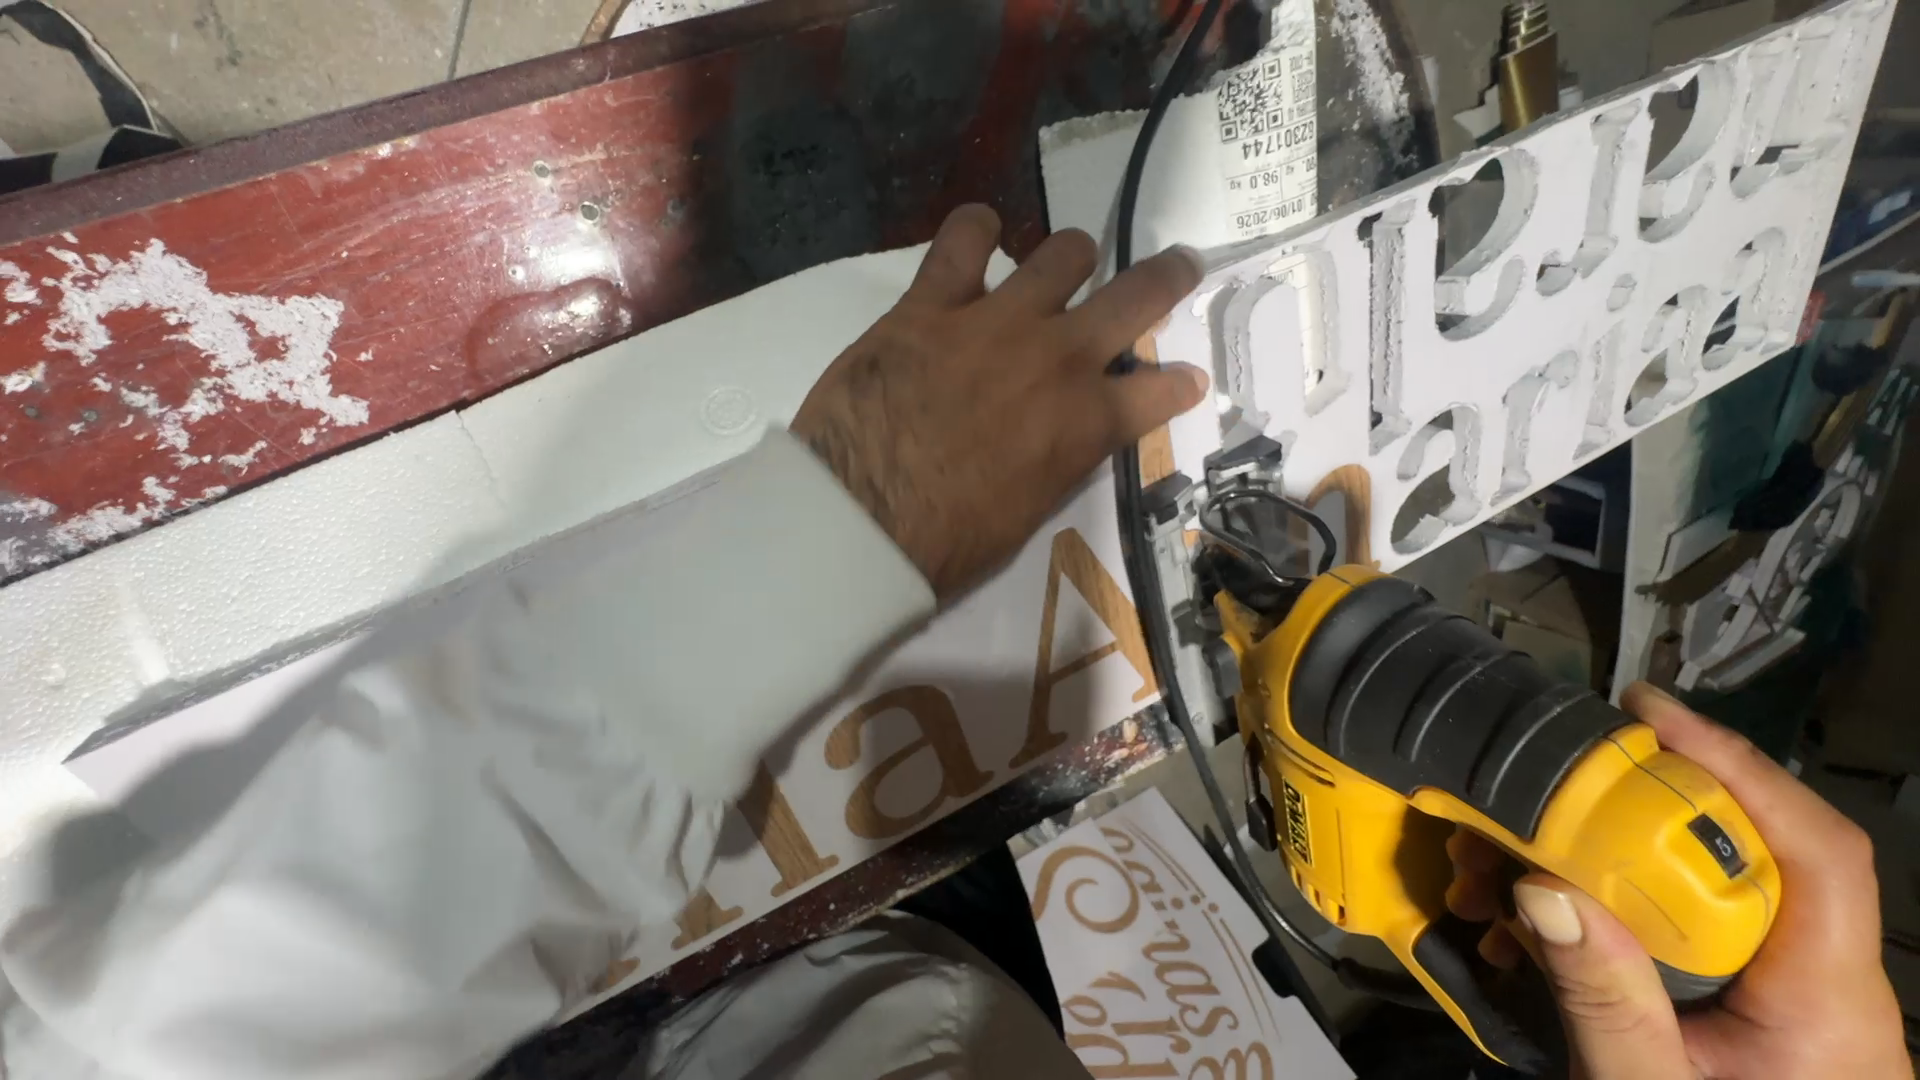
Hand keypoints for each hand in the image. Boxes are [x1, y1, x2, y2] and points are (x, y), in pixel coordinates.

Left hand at [791, 204, 1208, 599]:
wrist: (860, 523)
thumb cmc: (946, 542)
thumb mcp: (1026, 515)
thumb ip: (1056, 461)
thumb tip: (1059, 436)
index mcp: (1084, 424)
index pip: (1161, 391)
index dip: (1180, 383)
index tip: (1187, 378)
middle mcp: (1056, 359)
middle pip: (1136, 296)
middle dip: (1166, 278)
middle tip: (1176, 267)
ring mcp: (996, 323)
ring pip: (1062, 253)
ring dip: (1072, 258)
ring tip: (1064, 266)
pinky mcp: (930, 305)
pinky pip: (963, 238)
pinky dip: (976, 229)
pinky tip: (979, 234)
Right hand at [1446, 683, 1909, 1078]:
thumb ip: (1605, 1000)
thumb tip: (1539, 882)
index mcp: (1828, 1000)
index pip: (1813, 852)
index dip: (1736, 766)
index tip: (1645, 713)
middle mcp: (1804, 972)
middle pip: (1719, 845)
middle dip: (1604, 808)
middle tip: (1515, 793)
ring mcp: (1753, 979)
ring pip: (1663, 876)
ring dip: (1560, 858)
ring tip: (1477, 868)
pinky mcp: (1707, 987)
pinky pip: (1637, 915)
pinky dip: (1563, 902)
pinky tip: (1503, 919)